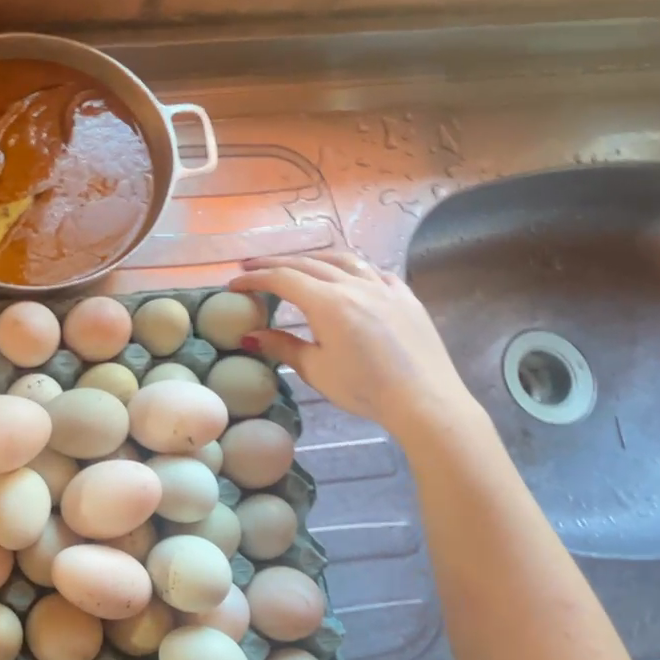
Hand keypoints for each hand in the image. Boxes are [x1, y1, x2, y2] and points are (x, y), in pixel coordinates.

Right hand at [228, 251, 478, 443]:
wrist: (424, 401)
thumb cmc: (364, 389)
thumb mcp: (316, 370)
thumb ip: (283, 347)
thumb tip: (251, 336)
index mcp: (328, 302)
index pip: (283, 279)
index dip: (255, 278)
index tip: (234, 284)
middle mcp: (355, 285)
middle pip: (309, 264)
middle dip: (276, 263)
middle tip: (251, 265)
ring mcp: (384, 287)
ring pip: (344, 260)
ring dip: (314, 258)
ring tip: (297, 263)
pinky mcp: (406, 297)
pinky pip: (375, 272)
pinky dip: (352, 268)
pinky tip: (349, 276)